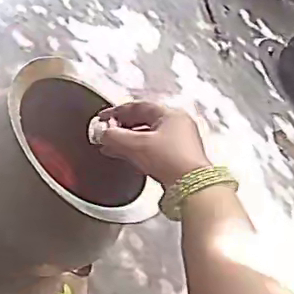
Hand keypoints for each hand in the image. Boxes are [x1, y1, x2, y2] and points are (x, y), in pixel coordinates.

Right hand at [94, 101, 211, 186]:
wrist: (190, 186)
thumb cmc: (172, 161)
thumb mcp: (135, 145)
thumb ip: (114, 137)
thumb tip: (103, 134)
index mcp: (170, 114)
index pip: (137, 107)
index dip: (116, 112)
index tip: (103, 117)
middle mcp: (177, 125)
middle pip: (142, 121)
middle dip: (120, 128)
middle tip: (106, 133)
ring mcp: (180, 141)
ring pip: (146, 135)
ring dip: (127, 140)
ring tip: (112, 146)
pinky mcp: (178, 157)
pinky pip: (152, 148)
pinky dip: (137, 150)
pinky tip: (127, 156)